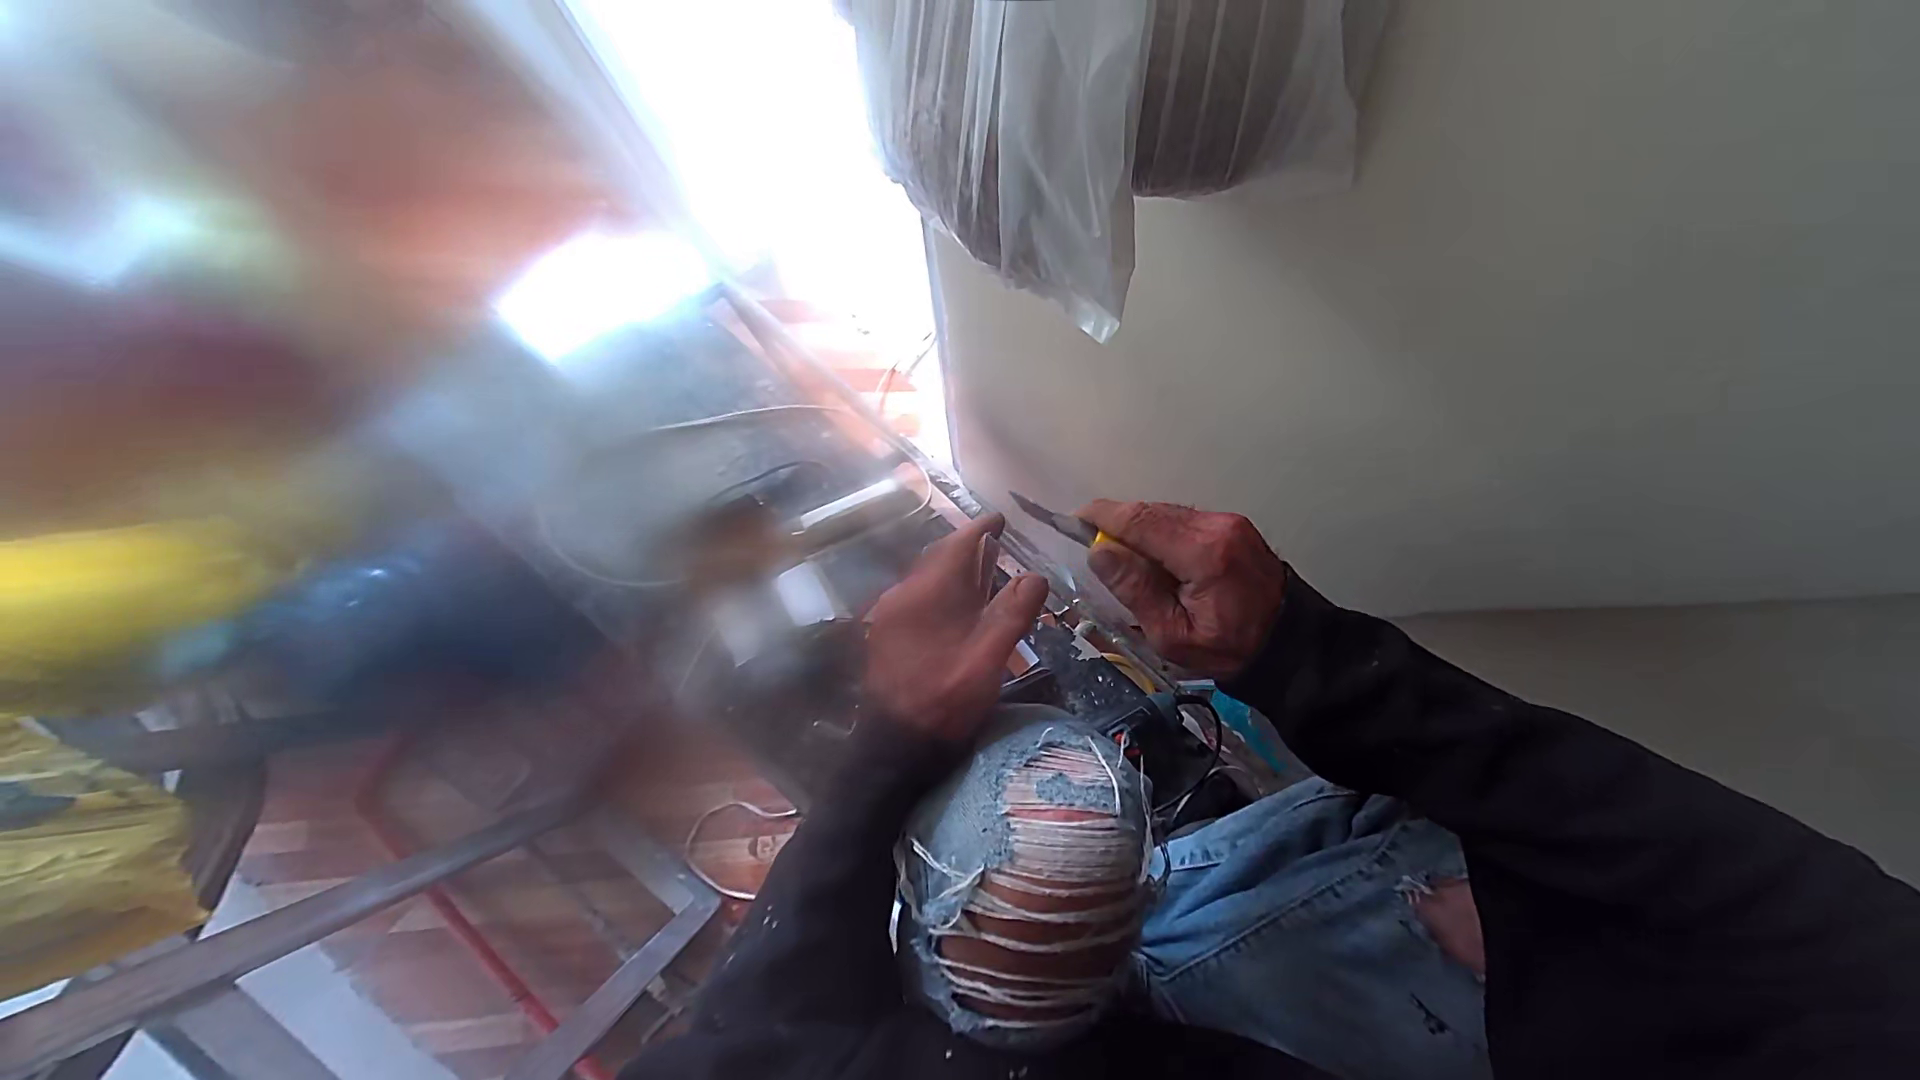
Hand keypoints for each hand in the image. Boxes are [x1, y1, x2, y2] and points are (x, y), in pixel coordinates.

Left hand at [865, 513, 1049, 741]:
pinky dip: (943, 587)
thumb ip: (1011, 614)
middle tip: (997, 539)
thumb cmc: (945, 699)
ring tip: (984, 563)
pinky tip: (960, 601)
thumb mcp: (986, 658)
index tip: (1000, 517)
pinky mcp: (889, 632)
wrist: (896, 743)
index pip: (955, 546)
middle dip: (968, 545)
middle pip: (938, 558)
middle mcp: (902, 595)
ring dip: (955, 567)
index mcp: (925, 594)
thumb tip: (1036, 575)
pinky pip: (919, 595)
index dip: (979, 528)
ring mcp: (892, 614)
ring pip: (927, 577)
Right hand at [1075, 500, 1286, 679]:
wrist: (1289, 643)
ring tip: (1122, 558)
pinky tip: (1151, 556)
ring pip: (1164, 512)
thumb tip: (1099, 552)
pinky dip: (1158, 532)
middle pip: (1150, 511)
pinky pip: (1180, 519)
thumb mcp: (1172, 635)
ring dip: (1137, 529)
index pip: (1140, 521)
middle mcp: (1217, 526)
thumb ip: (1135, 590)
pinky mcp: (1231, 525)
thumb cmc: (1229, 648)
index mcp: (1203, 553)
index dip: (1102, 517)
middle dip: (1116, 524)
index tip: (1073, 521)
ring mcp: (1227, 521)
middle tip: (1092, 546)